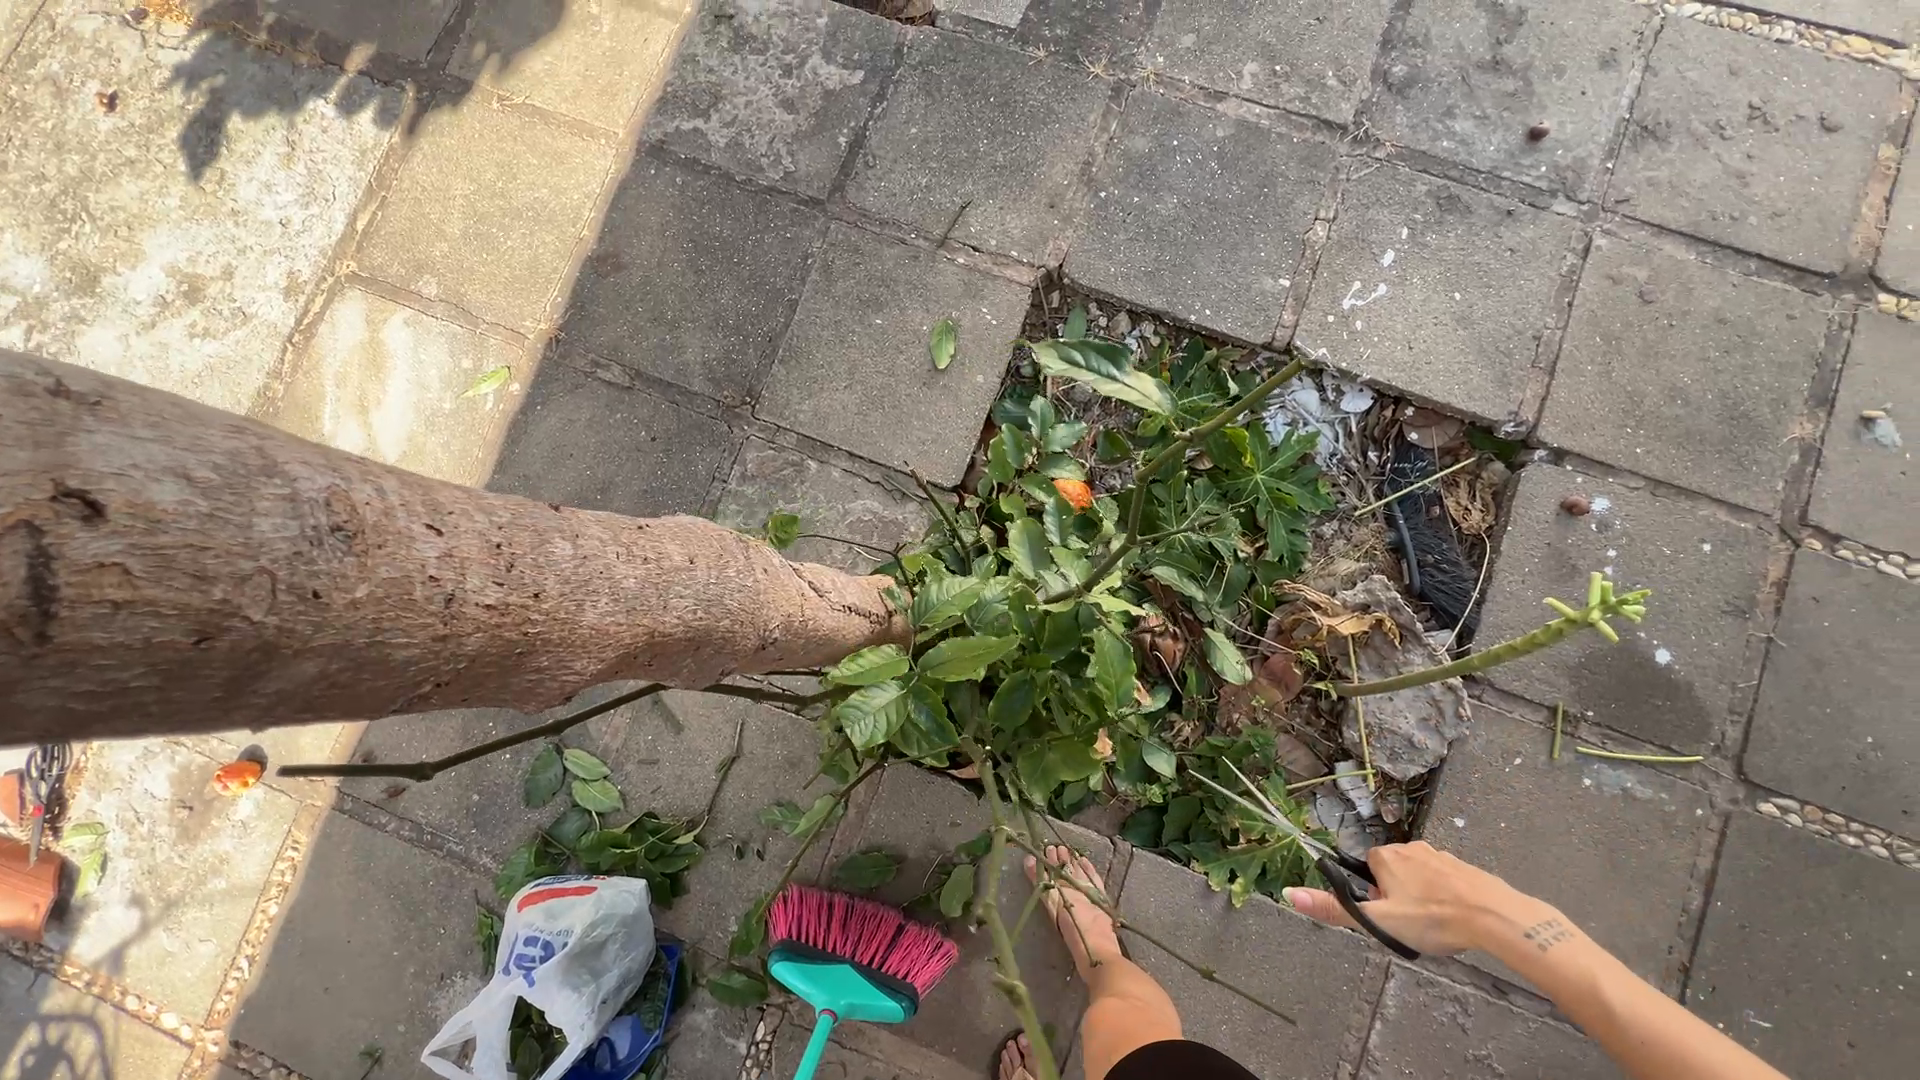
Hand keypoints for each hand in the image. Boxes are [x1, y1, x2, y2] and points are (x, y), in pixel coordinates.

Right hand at [1283, 841, 1557, 955]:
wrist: (1496, 917)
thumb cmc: (1433, 918)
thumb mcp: (1378, 919)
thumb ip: (1334, 909)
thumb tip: (1287, 894)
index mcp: (1385, 856)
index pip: (1369, 870)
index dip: (1375, 895)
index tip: (1389, 916)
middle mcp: (1410, 848)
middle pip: (1393, 872)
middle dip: (1398, 896)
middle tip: (1412, 924)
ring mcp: (1440, 855)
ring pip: (1421, 877)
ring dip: (1423, 897)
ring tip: (1436, 925)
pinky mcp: (1466, 867)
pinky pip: (1446, 882)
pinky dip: (1447, 897)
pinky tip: (1457, 919)